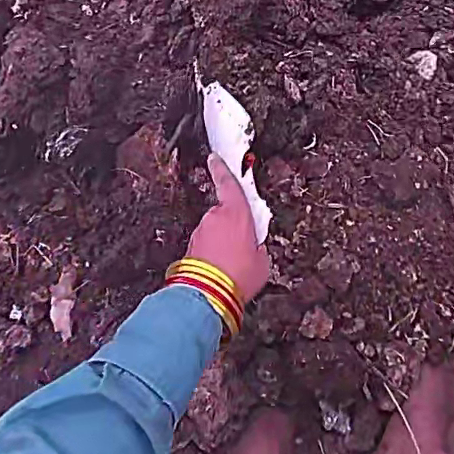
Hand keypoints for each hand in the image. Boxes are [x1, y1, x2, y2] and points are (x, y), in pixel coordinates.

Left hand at [185, 155, 269, 300]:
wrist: (208, 295)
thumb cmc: (238, 276)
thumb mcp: (262, 261)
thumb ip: (258, 247)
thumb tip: (256, 249)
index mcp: (236, 213)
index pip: (228, 183)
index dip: (222, 169)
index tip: (215, 159)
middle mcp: (215, 217)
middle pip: (224, 213)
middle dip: (232, 226)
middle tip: (243, 245)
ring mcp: (200, 231)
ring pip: (214, 230)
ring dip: (221, 242)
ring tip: (232, 264)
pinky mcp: (191, 246)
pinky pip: (206, 244)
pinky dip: (212, 253)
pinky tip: (221, 269)